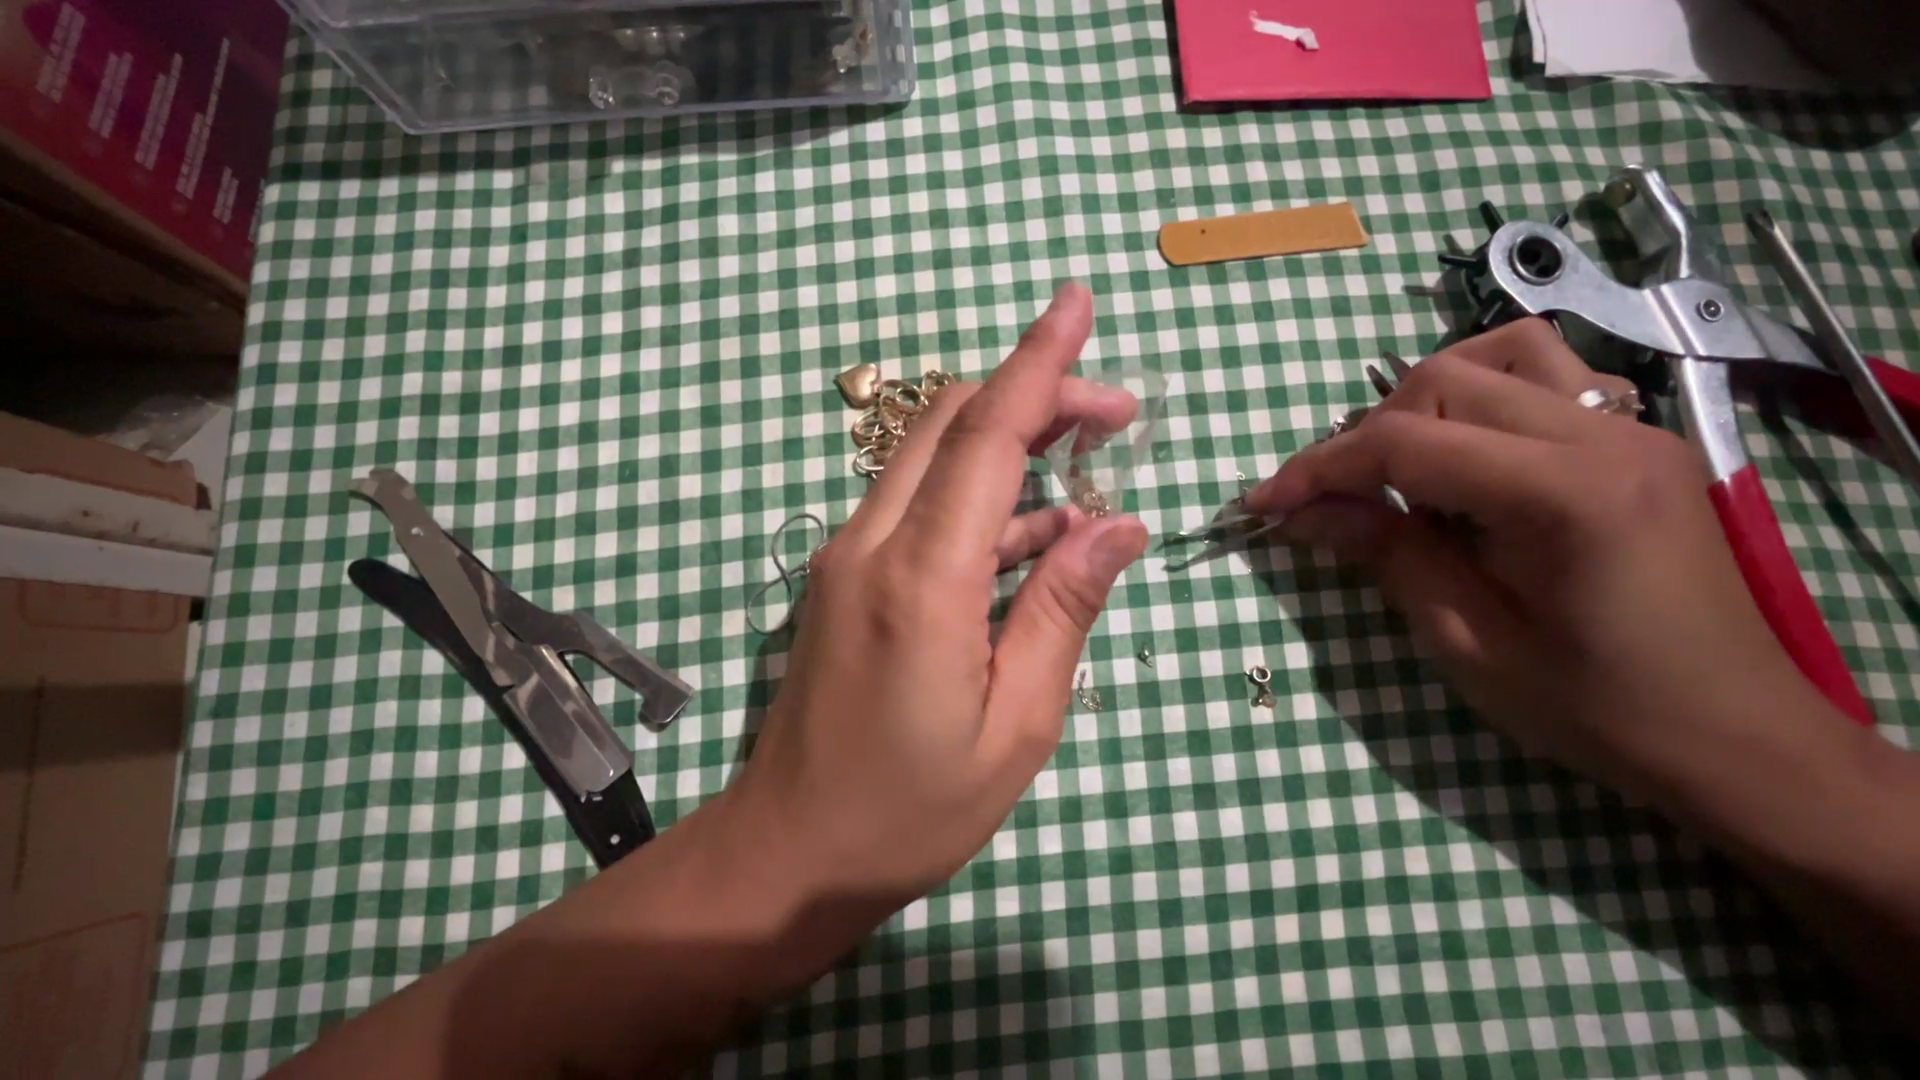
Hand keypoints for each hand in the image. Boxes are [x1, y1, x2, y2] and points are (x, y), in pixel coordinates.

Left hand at [720, 283, 1149, 940]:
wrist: (790, 851)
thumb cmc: (912, 808)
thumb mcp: (1018, 724)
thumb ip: (1064, 610)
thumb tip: (1117, 525)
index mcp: (923, 578)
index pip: (985, 435)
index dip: (1037, 362)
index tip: (1075, 301)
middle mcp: (873, 544)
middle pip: (950, 424)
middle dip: (1032, 394)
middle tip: (1113, 413)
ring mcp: (847, 557)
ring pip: (929, 459)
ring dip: (1007, 444)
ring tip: (1089, 464)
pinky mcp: (841, 578)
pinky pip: (916, 508)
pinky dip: (978, 499)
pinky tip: (1035, 533)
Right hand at [1244, 319, 1854, 804]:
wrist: (1735, 735)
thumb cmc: (1595, 707)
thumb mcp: (1467, 643)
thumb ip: (1387, 555)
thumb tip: (1307, 511)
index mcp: (1562, 494)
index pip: (1406, 442)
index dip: (1319, 467)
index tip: (1263, 503)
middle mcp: (1603, 435)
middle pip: (1445, 381)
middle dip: (1367, 434)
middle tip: (1335, 501)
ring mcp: (1633, 428)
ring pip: (1502, 355)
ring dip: (1428, 397)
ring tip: (1403, 462)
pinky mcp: (1641, 441)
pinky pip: (1551, 379)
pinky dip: (1488, 396)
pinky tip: (1473, 453)